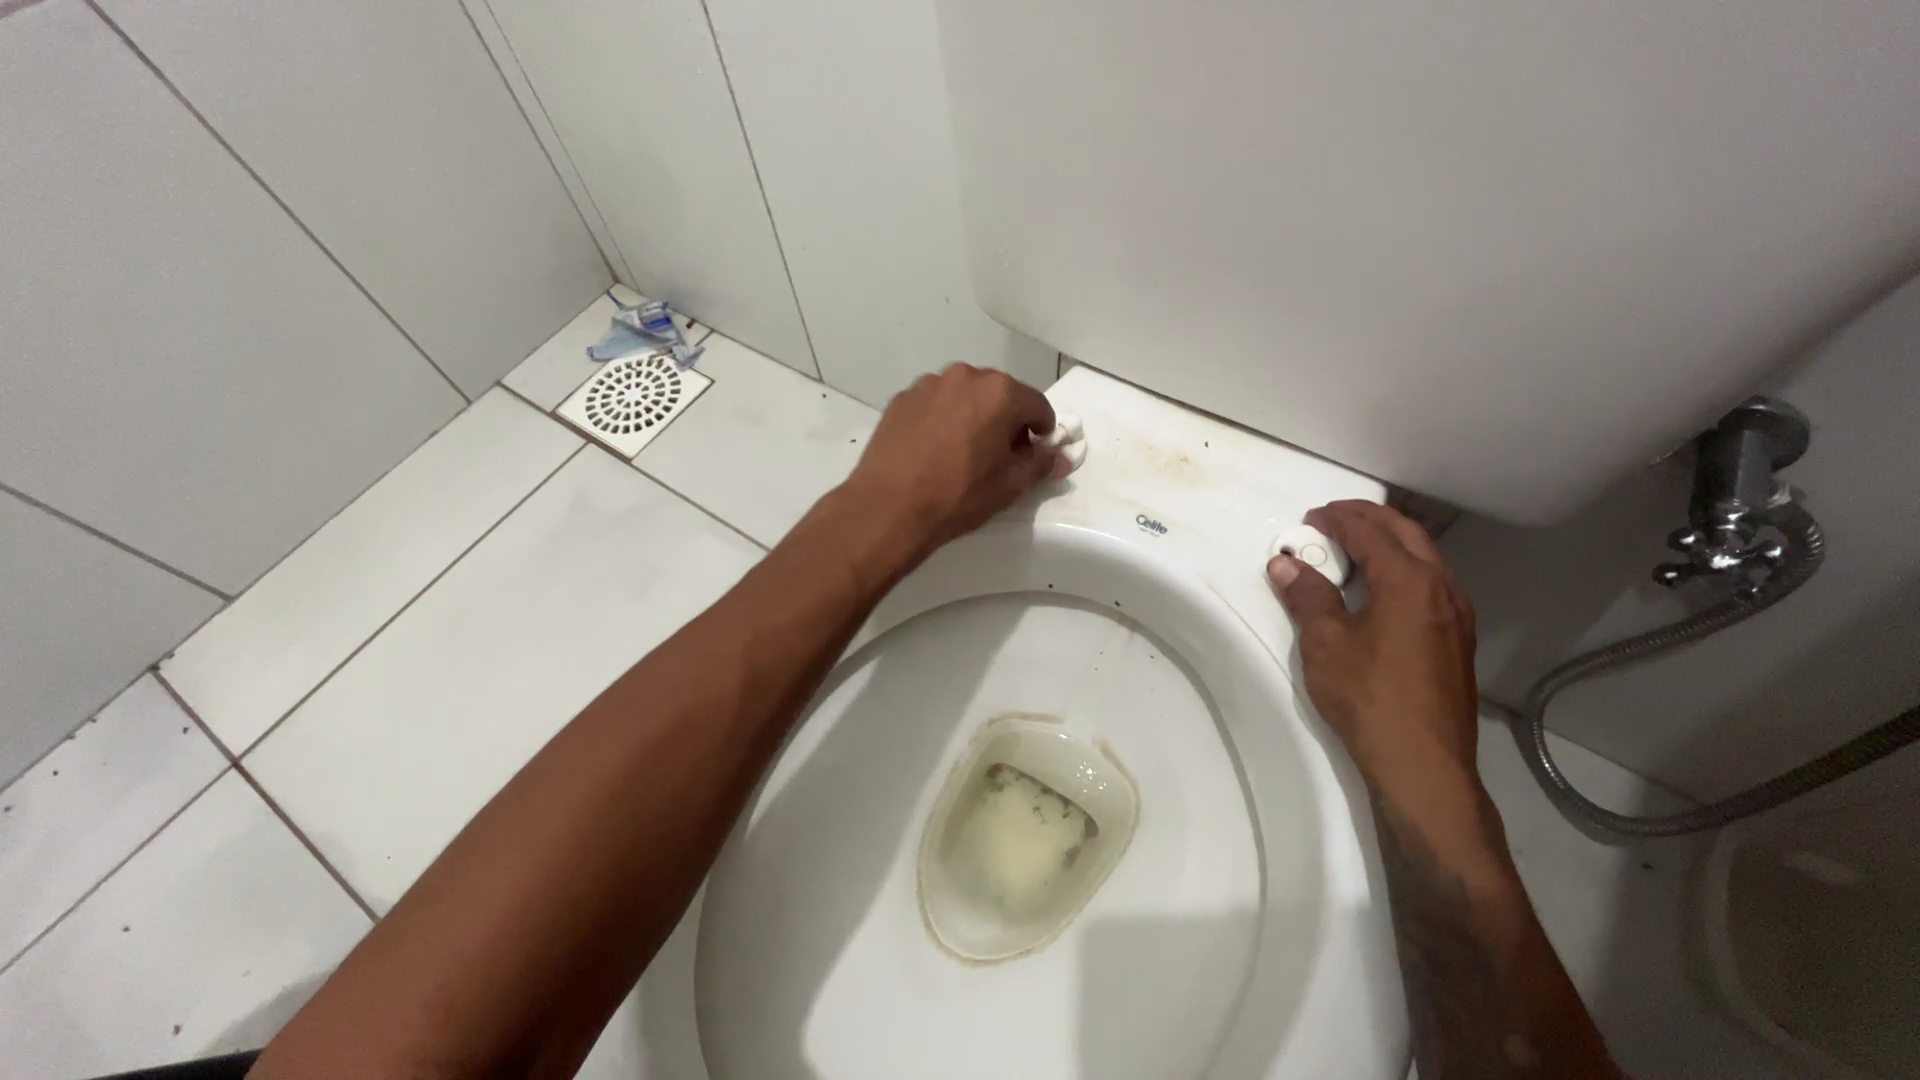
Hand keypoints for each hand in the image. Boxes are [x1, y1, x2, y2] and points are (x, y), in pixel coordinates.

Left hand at [845, 364, 1063, 549]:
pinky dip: (942, 418)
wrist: (889, 506)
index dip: (1042, 430)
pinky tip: (933, 449)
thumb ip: (1040, 465)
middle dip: (1006, 420)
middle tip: (999, 455)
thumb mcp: (1009, 486)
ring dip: (972, 416)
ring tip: (963, 452)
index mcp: (1000, 393)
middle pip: (1000, 394)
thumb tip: (1060, 458)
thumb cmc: (957, 496)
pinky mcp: (901, 398)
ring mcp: (929, 384)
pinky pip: (934, 403)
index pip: (1037, 405)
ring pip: (964, 396)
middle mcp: (965, 376)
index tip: (1035, 451)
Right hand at [1266, 501, 1479, 786]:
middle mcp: (1442, 588)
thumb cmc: (1369, 697)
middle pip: (1406, 534)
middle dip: (1368, 519)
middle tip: (1332, 520)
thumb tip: (1285, 563)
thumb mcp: (1325, 643)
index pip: (1371, 532)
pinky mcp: (1457, 640)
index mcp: (1410, 581)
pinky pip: (1431, 584)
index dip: (1338, 519)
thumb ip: (1308, 596)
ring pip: (1425, 558)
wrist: (1423, 764)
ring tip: (1353, 549)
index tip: (1310, 518)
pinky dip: (1403, 569)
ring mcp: (1456, 615)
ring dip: (1389, 543)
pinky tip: (1381, 591)